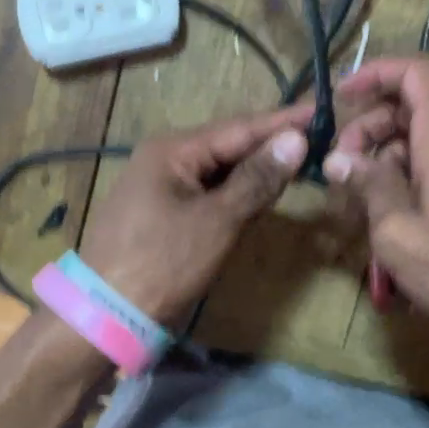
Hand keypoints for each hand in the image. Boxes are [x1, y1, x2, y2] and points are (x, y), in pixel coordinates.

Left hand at [79, 104, 311, 325]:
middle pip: (227, 146)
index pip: (239, 127)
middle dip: (270, 145)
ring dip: (254, 171)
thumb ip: (257, 180)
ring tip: (298, 163)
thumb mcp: (216, 221)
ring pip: (218, 172)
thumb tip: (296, 139)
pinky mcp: (161, 216)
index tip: (321, 111)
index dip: (283, 122)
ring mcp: (159, 189)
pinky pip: (206, 195)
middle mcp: (163, 160)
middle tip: (319, 139)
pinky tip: (259, 198)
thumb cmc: (163, 263)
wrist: (107, 316)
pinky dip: (235, 195)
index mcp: (172, 150)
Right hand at [325, 58, 428, 368]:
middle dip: (374, 126)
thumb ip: (368, 186)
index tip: (342, 98)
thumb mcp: (398, 233)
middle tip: (344, 168)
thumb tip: (340, 159)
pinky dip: (422, 174)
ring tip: (366, 203)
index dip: (376, 72)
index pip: (417, 71)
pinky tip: (404, 219)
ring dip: (395, 157)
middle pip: (422, 105)